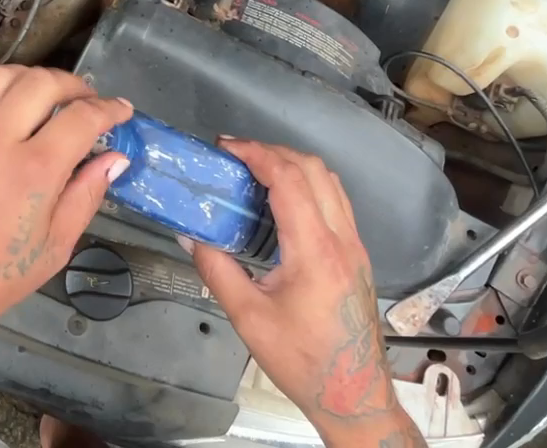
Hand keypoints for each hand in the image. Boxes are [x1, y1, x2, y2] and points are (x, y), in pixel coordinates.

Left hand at [0, 66, 133, 338]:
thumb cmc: (0, 273)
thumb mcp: (57, 244)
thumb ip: (88, 193)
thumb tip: (116, 158)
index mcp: (33, 170)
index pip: (81, 117)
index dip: (109, 108)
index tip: (121, 110)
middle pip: (43, 83)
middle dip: (74, 85)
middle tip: (86, 99)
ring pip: (2, 76)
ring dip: (31, 77)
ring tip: (46, 93)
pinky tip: (0, 101)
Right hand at [188, 139, 419, 445]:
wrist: (356, 398)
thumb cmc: (302, 360)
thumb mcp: (247, 317)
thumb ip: (215, 268)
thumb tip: (188, 233)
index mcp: (315, 251)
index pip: (289, 179)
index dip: (256, 153)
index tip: (226, 148)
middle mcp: (341, 239)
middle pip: (312, 168)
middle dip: (271, 151)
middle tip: (235, 155)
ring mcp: (354, 245)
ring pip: (329, 180)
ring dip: (291, 164)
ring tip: (255, 169)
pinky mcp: (357, 254)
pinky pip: (335, 199)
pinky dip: (307, 183)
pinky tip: (281, 198)